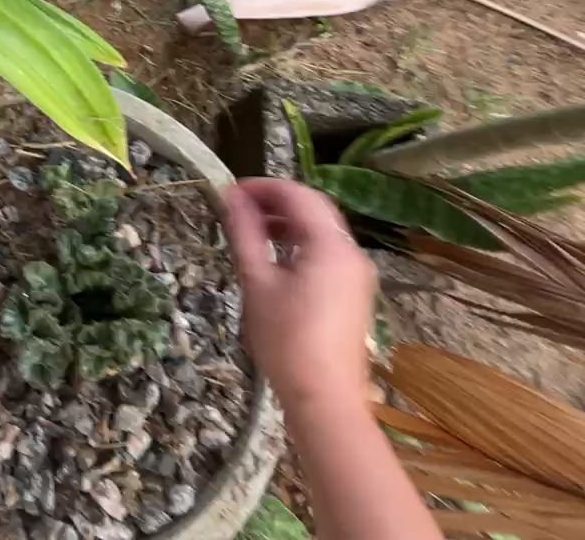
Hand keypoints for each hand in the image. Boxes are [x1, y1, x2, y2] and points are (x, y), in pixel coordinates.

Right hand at [219, 178, 376, 416]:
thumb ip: (244, 232)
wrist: (324, 399)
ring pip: (320, 228)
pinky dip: (298, 240)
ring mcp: (356, 273)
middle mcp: (351, 253)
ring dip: (285, 220)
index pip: (297, 194)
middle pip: (313, 207)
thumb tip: (230, 195)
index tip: (228, 191)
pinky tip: (272, 254)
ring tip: (249, 227)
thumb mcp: (257, 280)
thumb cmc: (286, 339)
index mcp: (331, 245)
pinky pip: (326, 250)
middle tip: (236, 205)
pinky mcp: (352, 291)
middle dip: (274, 200)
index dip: (261, 186)